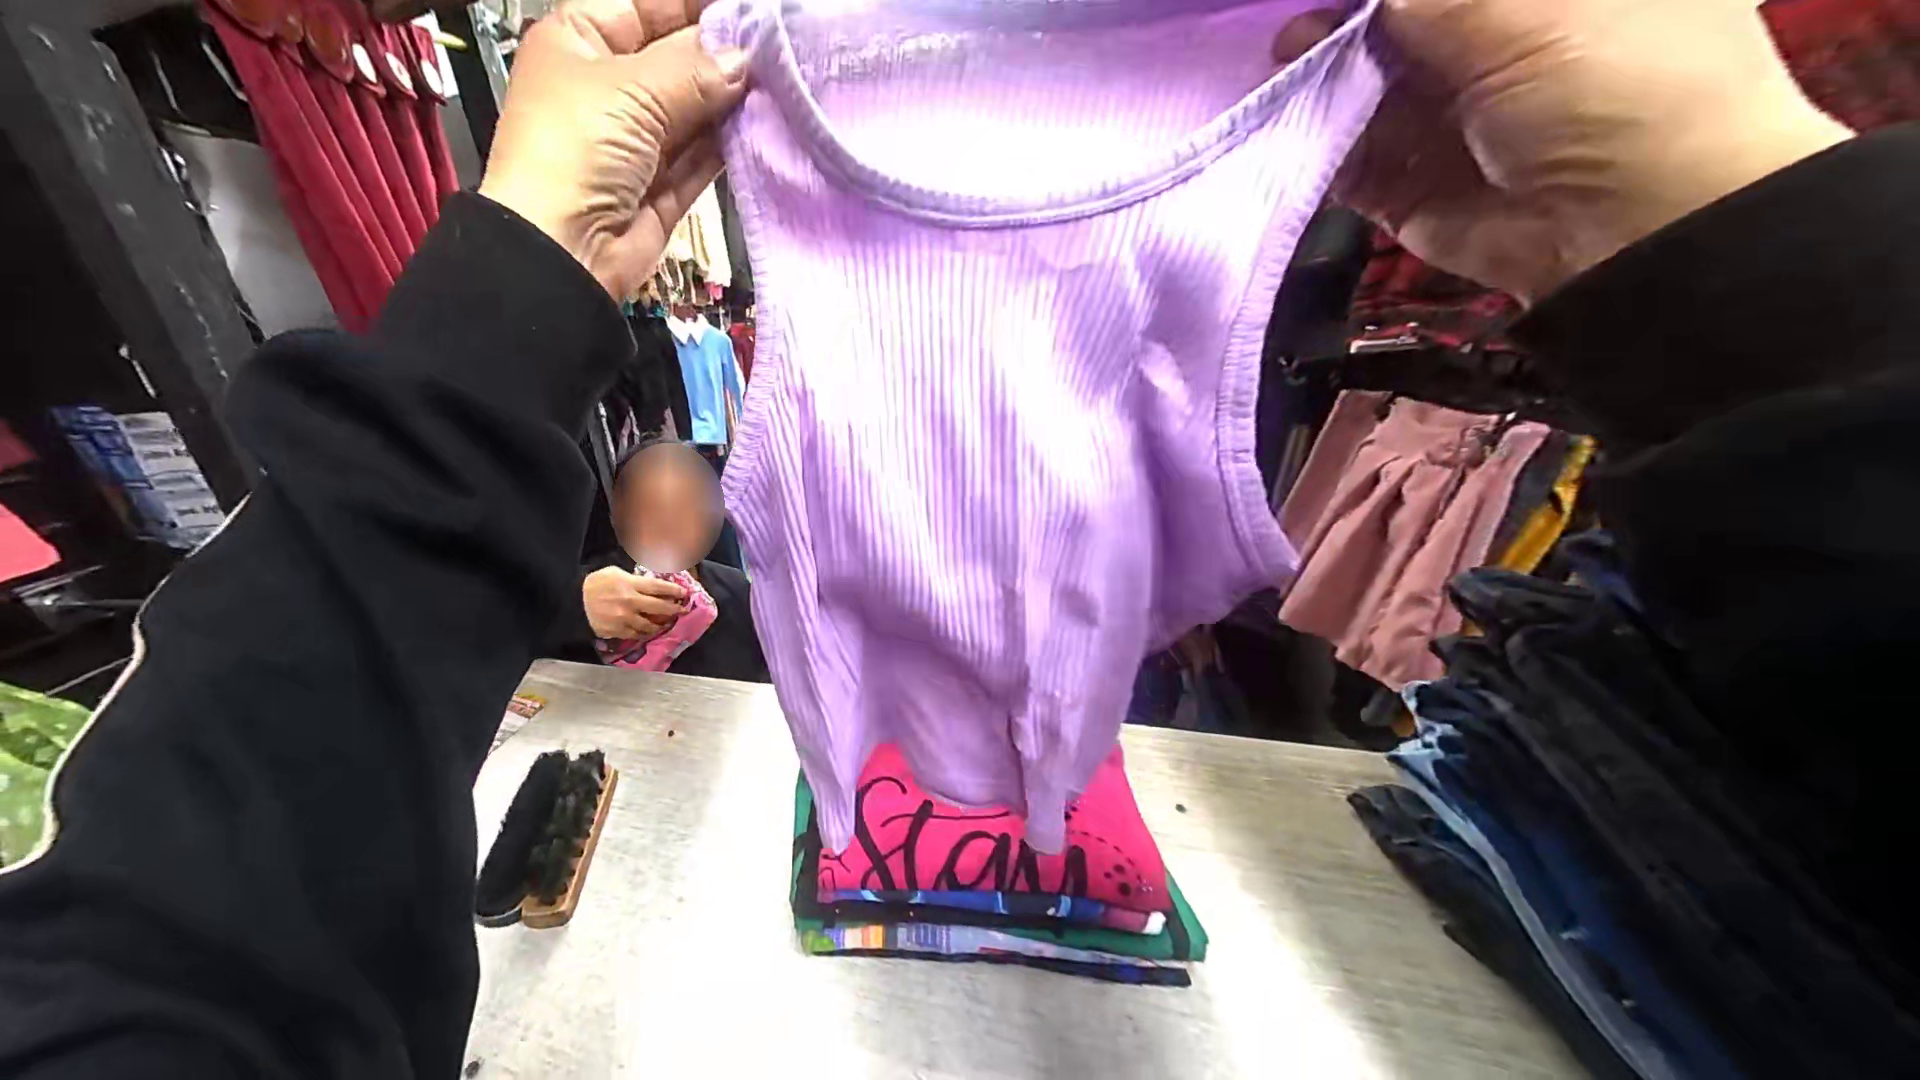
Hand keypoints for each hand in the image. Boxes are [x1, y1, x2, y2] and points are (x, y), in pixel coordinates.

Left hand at [476, 0, 747, 299]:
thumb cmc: (577, 145)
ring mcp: (642, 141)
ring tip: (781, 85)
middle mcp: (612, 87)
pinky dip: (730, 144)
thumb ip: (693, 70)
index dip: (692, 4)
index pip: (642, 3)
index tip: (748, 9)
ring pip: (696, 110)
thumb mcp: (631, 89)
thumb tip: (744, 58)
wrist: (566, 246)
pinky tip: (763, 127)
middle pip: (675, 57)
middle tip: (776, 48)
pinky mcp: (666, 186)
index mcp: (581, 39)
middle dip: (721, 52)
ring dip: (732, 100)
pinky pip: (703, 157)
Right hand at [582, 566, 688, 639]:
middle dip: (675, 609)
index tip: (684, 594)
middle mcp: (630, 602)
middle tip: (683, 610)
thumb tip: (655, 583)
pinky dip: (645, 633)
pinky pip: (636, 634)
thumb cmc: (596, 583)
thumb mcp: (616, 572)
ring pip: (651, 625)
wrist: (573, 600)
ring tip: (667, 623)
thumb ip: (636, 578)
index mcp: (631, 584)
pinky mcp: (616, 630)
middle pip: (661, 608)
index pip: (660, 588)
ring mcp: (624, 618)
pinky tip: (650, 631)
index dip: (675, 591)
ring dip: (661, 624)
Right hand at [1277, 0, 1852, 302]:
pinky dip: (1328, 154)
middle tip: (1293, 40)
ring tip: (1284, 79)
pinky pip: (1358, 168)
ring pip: (1371, 103)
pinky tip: (1298, 136)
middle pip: (1401, 39)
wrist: (1619, 229)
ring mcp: (1446, 130)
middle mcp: (1492, 60)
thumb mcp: (1533, 20)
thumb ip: (1439, 2)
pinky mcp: (1411, 191)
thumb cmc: (1609, 91)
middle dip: (1346, 34)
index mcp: (1545, 1)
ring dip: (1327, 92)